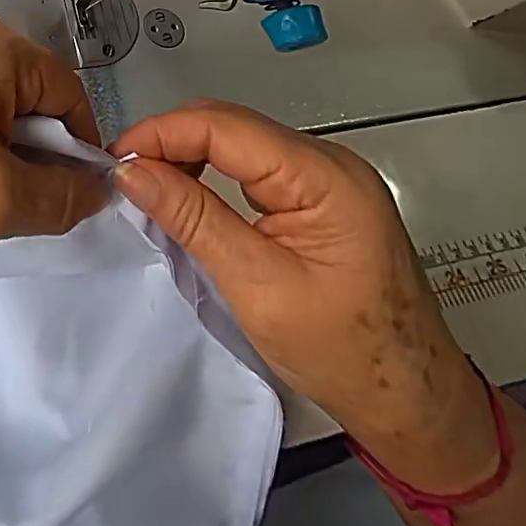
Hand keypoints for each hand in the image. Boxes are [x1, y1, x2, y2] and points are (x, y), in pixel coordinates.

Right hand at [109, 101, 499, 493]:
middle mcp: (327, 162)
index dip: (160, 133)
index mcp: (325, 178)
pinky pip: (245, 160)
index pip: (223, 126)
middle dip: (167, 140)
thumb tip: (129, 171)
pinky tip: (183, 191)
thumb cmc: (344, 352)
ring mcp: (322, 175)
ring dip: (182, 153)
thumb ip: (191, 217)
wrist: (412, 403)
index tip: (113, 160)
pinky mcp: (312, 192)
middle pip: (227, 122)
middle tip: (124, 174)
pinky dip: (204, 167)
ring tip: (146, 184)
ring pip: (232, 137)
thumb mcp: (256, 284)